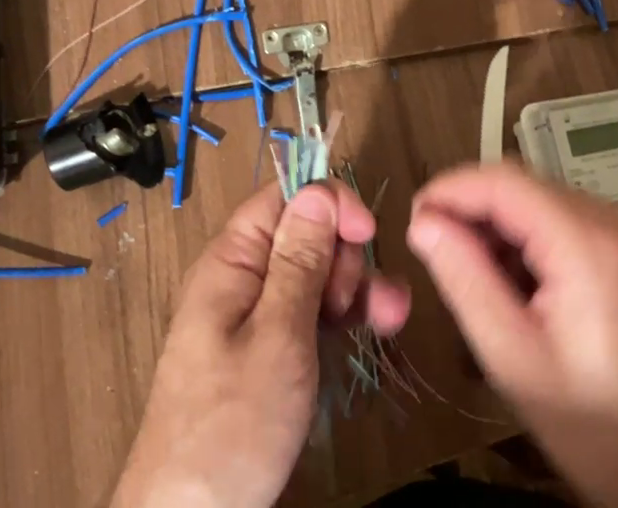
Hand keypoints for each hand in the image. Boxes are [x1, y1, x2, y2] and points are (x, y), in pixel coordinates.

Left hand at [111, 183, 410, 507]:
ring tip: (386, 321)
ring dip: (356, 288)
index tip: (367, 232)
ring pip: (318, 275)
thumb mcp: (277, 337)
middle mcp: (243, 279)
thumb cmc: (234, 426)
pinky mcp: (272, 350)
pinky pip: (313, 313)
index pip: (284, 198)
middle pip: (307, 235)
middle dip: (346, 256)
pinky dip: (345, 316)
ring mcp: (258, 316)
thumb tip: (316, 191)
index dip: (329, 204)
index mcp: (231, 263)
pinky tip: (376, 329)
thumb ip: (299, 262)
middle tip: (352, 304)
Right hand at [407, 164, 617, 505]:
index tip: (413, 219)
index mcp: (586, 243)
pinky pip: (579, 224)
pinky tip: (527, 286)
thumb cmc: (595, 425)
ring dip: (507, 226)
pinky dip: (541, 240)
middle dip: (476, 210)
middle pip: (528, 186)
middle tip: (440, 255)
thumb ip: (466, 280)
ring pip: (551, 202)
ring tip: (481, 278)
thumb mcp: (513, 358)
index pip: (503, 180)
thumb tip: (424, 224)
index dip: (450, 189)